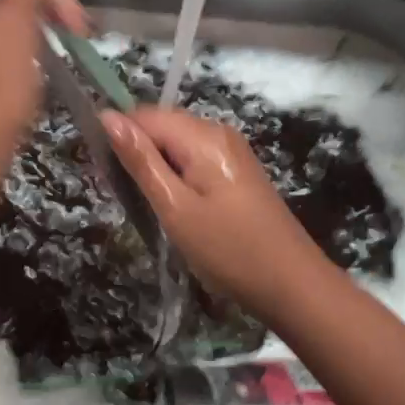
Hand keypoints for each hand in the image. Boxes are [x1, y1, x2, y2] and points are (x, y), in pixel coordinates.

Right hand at [102, 107, 320, 306]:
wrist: (296, 288)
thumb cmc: (230, 251)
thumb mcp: (175, 209)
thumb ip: (140, 160)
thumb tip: (108, 116)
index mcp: (202, 136)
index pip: (144, 115)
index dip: (120, 138)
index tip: (109, 176)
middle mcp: (217, 131)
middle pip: (161, 125)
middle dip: (139, 153)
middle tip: (132, 198)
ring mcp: (231, 149)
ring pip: (176, 143)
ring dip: (158, 166)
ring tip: (153, 206)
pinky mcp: (238, 169)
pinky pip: (194, 157)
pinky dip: (178, 174)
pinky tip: (179, 207)